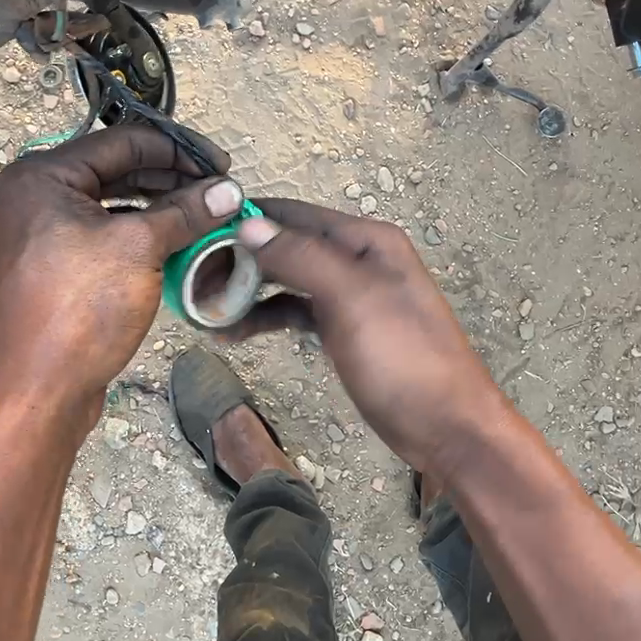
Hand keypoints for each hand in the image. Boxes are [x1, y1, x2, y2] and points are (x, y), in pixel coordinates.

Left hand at [0, 126, 245, 417]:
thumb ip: (186, 212)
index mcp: (43, 175)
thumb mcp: (139, 249)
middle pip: (117, 169)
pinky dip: (140, 234)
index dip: (180, 150)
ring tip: (204, 216)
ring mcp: (40, 232)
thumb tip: (229, 191)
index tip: (223, 168)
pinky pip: (103, 234)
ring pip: (112, 203)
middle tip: (219, 193)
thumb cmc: (80, 310)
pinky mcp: (52, 265)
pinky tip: (175, 242)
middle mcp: (35, 195)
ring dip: (160, 207)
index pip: (124, 141)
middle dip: (172, 179)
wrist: (34, 393)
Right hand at [225, 198, 511, 474]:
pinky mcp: (341, 328)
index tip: (199, 232)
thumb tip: (248, 225)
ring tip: (205, 308)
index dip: (247, 219)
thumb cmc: (403, 357)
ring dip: (248, 290)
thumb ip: (301, 257)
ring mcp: (349, 294)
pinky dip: (266, 317)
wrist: (446, 426)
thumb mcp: (352, 299)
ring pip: (286, 279)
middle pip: (287, 245)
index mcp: (366, 240)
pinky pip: (295, 311)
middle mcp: (356, 258)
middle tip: (193, 278)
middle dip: (241, 258)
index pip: (294, 214)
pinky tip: (235, 332)